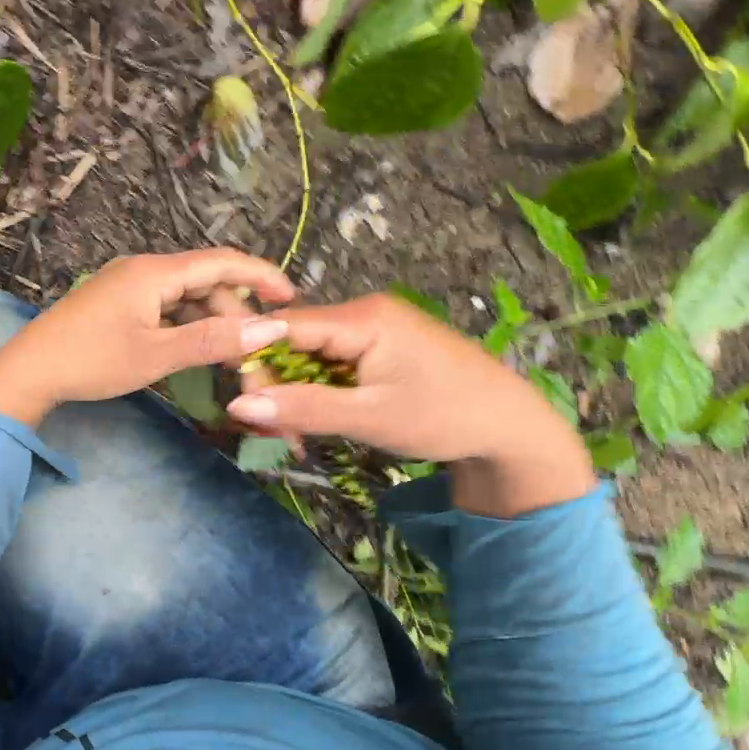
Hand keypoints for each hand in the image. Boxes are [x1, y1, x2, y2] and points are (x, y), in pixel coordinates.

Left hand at [0, 249, 295, 426]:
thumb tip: (270, 329)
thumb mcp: (156, 356)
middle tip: (252, 350)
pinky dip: (181, 324)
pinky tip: (191, 348)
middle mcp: (139, 269)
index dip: (260, 277)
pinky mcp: (112, 303)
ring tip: (226, 355)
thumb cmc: (91, 362)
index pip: (221, 262)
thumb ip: (213, 341)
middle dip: (232, 311)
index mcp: (152, 272)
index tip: (291, 299)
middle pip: (202, 281)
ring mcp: (123, 285)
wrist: (28, 371)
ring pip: (180, 296)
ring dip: (207, 321)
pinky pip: (160, 306)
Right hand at [224, 293, 595, 516]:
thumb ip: (301, 408)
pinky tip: (315, 422)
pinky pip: (326, 364)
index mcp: (363, 318)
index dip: (253, 365)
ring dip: (291, 396)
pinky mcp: (377, 347)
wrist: (513, 430)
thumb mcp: (367, 418)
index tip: (245, 409)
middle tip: (277, 435)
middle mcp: (363, 313)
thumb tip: (235, 405)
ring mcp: (372, 329)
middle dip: (273, 388)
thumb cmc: (446, 418)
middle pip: (288, 343)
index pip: (280, 329)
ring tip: (297, 436)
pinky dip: (313, 394)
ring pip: (304, 357)